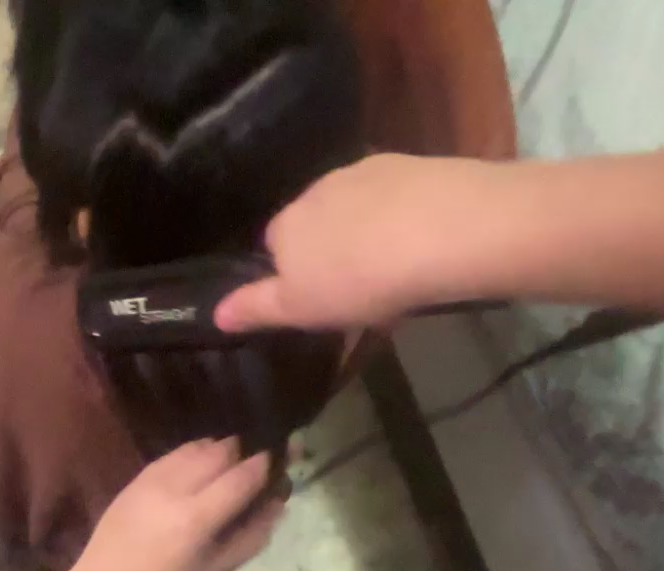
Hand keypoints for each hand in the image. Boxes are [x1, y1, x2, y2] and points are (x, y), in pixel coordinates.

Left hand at [66, 439, 284, 570]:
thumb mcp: (217, 569)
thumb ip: (253, 536)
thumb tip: (279, 503)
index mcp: (197, 518)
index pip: (242, 476)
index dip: (265, 464)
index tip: (276, 461)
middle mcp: (175, 490)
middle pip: (220, 452)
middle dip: (243, 452)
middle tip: (253, 462)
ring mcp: (153, 479)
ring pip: (197, 447)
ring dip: (218, 449)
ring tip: (228, 462)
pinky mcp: (138, 476)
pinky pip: (174, 453)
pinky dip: (193, 453)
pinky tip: (199, 464)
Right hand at [215, 154, 505, 332]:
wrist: (449, 232)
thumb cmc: (360, 280)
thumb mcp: (299, 309)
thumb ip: (256, 308)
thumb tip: (214, 314)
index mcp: (284, 226)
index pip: (273, 247)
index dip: (293, 275)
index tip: (317, 299)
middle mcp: (316, 190)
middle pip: (313, 224)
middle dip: (328, 249)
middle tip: (357, 288)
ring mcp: (365, 171)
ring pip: (354, 208)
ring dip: (364, 231)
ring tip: (394, 266)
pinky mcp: (412, 163)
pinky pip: (393, 196)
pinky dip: (399, 215)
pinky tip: (421, 242)